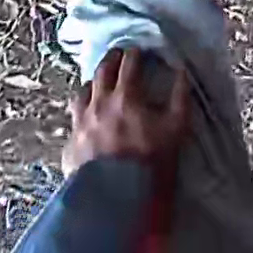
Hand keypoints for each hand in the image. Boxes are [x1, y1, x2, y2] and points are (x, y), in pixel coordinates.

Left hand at [62, 49, 191, 174]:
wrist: (113, 202)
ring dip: (93, 83)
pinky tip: (87, 116)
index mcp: (125, 96)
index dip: (135, 53)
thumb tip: (182, 71)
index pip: (129, 62)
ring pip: (83, 90)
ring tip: (99, 83)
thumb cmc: (148, 163)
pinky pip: (73, 118)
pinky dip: (82, 111)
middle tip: (119, 55)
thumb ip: (180, 97)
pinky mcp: (71, 143)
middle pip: (102, 70)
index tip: (140, 50)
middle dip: (112, 58)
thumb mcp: (175, 130)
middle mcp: (100, 102)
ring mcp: (81, 122)